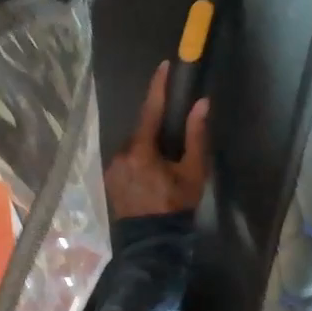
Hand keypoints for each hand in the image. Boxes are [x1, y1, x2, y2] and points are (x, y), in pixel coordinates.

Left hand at [104, 62, 211, 218]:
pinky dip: (139, 159)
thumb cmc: (176, 206)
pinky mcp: (110, 180)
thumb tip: (201, 104)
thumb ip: (196, 136)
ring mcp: (112, 169)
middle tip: (174, 142)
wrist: (153, 244)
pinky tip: (151, 174)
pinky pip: (127, 160)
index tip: (164, 66)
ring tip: (164, 165)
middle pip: (141, 131)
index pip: (150, 111)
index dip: (158, 87)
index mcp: (141, 151)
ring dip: (147, 147)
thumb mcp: (193, 172)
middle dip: (157, 130)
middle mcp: (120, 155)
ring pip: (133, 146)